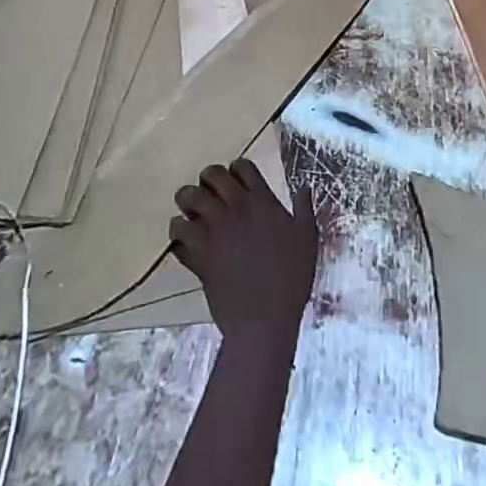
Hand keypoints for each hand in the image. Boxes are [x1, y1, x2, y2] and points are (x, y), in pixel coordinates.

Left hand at [169, 159, 317, 344]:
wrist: (265, 318)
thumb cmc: (291, 280)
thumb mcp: (307, 240)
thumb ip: (304, 209)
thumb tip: (304, 187)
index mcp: (263, 201)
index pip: (243, 167)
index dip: (235, 170)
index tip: (234, 181)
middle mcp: (236, 207)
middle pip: (212, 174)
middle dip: (207, 180)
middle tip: (209, 194)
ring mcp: (214, 227)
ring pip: (189, 196)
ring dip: (188, 202)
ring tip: (192, 214)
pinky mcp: (198, 249)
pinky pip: (178, 229)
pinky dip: (178, 232)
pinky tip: (185, 241)